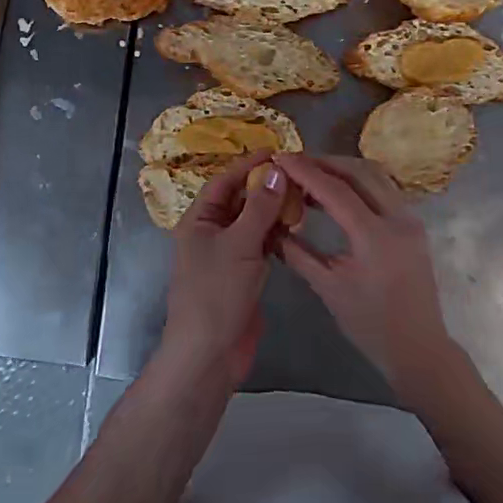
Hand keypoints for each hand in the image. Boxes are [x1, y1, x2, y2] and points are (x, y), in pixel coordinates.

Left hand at [159, 151, 291, 384]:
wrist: (210, 350)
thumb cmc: (216, 292)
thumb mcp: (239, 245)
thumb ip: (258, 208)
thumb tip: (274, 170)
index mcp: (198, 220)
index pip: (223, 182)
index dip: (248, 165)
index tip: (278, 152)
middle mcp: (210, 232)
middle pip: (239, 200)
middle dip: (264, 186)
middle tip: (300, 173)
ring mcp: (227, 254)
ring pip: (252, 222)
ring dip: (273, 210)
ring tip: (304, 195)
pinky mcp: (243, 273)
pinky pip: (260, 244)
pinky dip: (276, 234)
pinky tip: (297, 226)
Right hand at [272, 153, 453, 379]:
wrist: (418, 348)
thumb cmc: (369, 322)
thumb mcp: (326, 286)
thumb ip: (296, 251)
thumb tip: (268, 227)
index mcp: (375, 237)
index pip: (335, 189)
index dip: (304, 171)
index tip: (278, 158)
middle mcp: (398, 221)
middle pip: (359, 171)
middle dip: (323, 162)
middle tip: (292, 163)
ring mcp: (410, 221)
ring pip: (375, 176)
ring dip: (341, 169)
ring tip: (310, 175)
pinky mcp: (412, 226)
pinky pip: (383, 189)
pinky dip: (356, 182)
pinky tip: (333, 194)